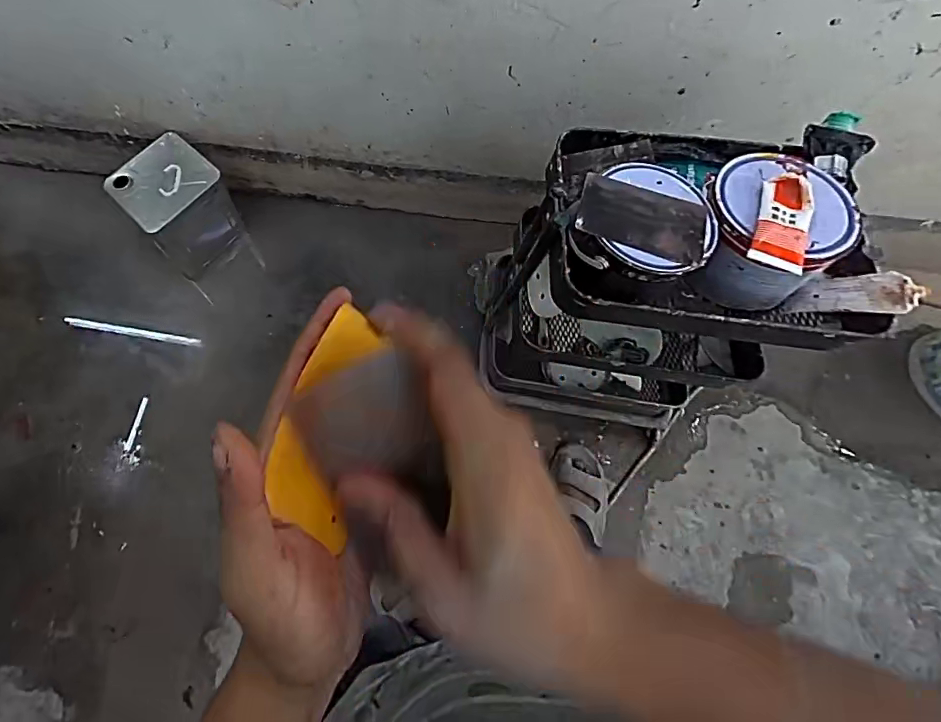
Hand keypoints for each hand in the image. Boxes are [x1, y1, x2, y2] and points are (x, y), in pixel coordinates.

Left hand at [211, 287, 367, 711]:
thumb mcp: (250, 563)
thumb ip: (238, 502)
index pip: (290, 394)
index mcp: (274, 468)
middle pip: (324, 394)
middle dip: (343, 349)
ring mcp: (334, 482)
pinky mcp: (363, 501)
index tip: (336, 307)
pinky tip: (418, 406)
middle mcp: (303, 464)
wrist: (308, 664)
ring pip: (352, 417)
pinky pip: (375, 452)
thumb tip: (223, 432)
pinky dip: (391, 422)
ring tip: (404, 348)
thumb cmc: (275, 617)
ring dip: (370, 379)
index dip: (310, 348)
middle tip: (378, 315)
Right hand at [336, 304, 608, 690]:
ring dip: (417, 372)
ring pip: (459, 383)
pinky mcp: (515, 447)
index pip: (450, 370)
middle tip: (352, 360)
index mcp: (484, 453)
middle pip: (452, 367)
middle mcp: (502, 430)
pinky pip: (467, 404)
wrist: (590, 623)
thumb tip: (351, 479)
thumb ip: (398, 526)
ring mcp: (513, 436)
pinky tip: (401, 424)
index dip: (414, 333)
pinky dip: (432, 396)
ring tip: (366, 388)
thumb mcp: (443, 589)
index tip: (377, 317)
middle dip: (404, 349)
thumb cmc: (518, 612)